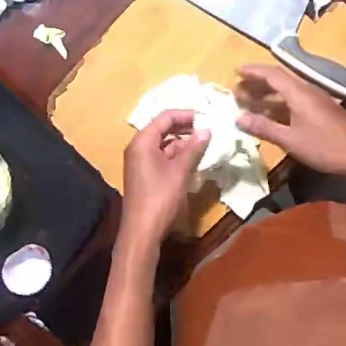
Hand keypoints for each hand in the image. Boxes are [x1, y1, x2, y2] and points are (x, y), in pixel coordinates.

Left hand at [120, 109, 209, 243]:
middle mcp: (138, 147)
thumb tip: (207, 130)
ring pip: (163, 143)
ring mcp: (140, 161)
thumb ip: (193, 148)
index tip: (206, 117)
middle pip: (163, 128)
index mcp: (143, 141)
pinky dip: (177, 155)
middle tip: (208, 128)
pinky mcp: (144, 174)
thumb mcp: (180, 170)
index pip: (165, 117)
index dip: (186, 114)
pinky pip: (161, 156)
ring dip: (183, 142)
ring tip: (204, 143)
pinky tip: (193, 159)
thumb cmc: (160, 197)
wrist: (142, 230)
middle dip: (185, 127)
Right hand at [236, 64, 345, 177]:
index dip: (253, 71)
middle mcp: (308, 90)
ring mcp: (318, 100)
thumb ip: (264, 127)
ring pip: (288, 90)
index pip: (272, 74)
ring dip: (269, 93)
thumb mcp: (290, 140)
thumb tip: (239, 118)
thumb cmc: (324, 146)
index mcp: (299, 93)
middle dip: (258, 83)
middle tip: (239, 89)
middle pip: (280, 80)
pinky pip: (296, 99)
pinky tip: (274, 113)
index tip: (236, 71)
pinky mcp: (323, 110)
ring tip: (251, 100)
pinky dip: (281, 102)